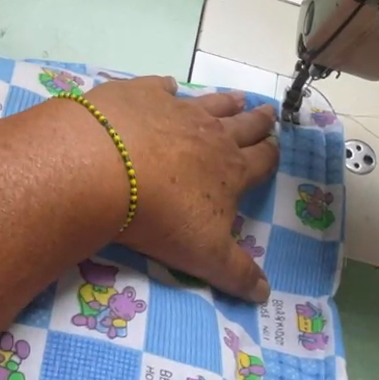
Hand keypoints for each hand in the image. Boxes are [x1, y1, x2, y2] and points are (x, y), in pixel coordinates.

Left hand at [84, 76, 278, 300]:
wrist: (103, 169)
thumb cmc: (160, 217)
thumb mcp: (203, 255)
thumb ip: (235, 273)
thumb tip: (265, 293)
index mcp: (230, 171)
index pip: (260, 161)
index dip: (269, 157)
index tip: (274, 149)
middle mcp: (209, 135)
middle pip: (242, 125)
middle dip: (257, 122)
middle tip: (268, 113)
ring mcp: (174, 110)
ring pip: (209, 102)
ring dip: (225, 101)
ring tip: (237, 97)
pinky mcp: (138, 94)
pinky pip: (160, 86)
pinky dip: (167, 88)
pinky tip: (168, 86)